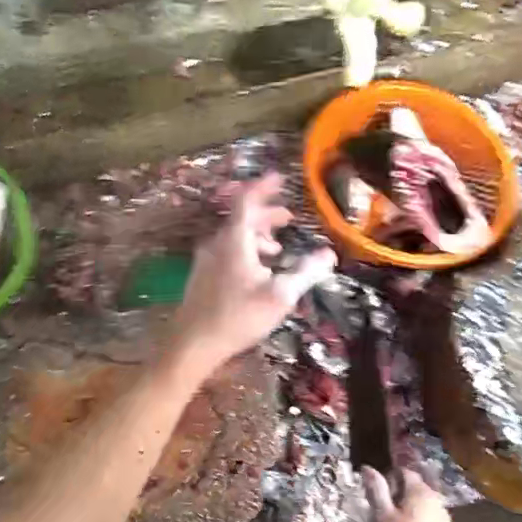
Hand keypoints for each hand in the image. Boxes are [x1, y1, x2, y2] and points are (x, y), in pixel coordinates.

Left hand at [167, 173, 336, 375]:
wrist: (193, 343)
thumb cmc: (238, 317)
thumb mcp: (280, 295)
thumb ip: (306, 272)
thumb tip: (329, 254)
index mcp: (234, 240)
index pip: (247, 201)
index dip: (264, 187)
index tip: (280, 178)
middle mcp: (216, 244)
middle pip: (241, 218)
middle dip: (266, 214)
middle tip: (288, 218)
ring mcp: (205, 260)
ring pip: (233, 237)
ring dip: (256, 236)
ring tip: (277, 249)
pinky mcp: (201, 277)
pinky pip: (225, 251)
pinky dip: (244, 250)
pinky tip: (256, 272)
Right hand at [365, 468, 467, 521]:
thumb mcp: (384, 518)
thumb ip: (376, 491)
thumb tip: (368, 468)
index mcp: (420, 491)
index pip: (403, 471)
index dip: (387, 479)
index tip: (374, 496)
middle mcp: (435, 498)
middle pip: (411, 487)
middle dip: (394, 495)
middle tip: (379, 513)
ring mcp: (442, 516)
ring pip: (418, 503)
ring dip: (403, 509)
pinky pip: (425, 517)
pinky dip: (413, 521)